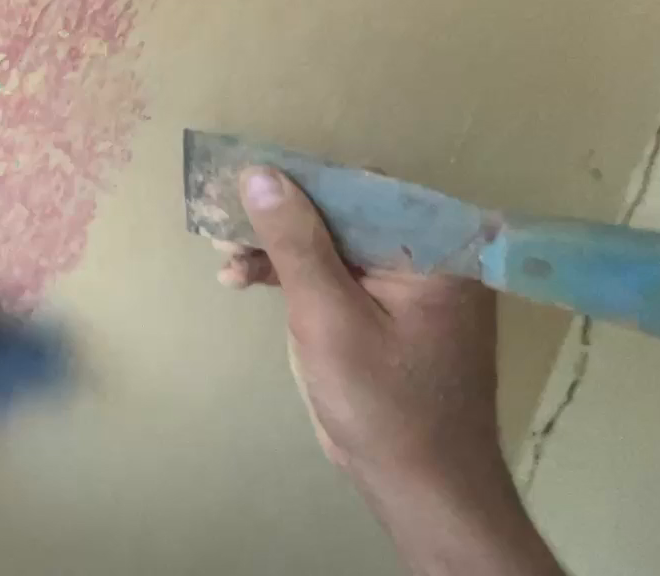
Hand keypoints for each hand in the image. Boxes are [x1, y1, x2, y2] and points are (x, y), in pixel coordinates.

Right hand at [217, 166, 563, 575]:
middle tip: (224, 223)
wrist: (419, 485)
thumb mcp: (327, 315)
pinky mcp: (379, 310)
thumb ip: (294, 241)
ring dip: (273, 247)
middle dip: (277, 217)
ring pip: (327, 241)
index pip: (364, 188)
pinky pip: (328, 272)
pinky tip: (241, 279)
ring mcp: (403, 287)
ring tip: (224, 258)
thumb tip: (259, 173)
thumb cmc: (381, 401)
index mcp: (435, 255)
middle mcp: (426, 261)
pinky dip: (285, 273)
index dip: (300, 180)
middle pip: (341, 213)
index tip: (243, 180)